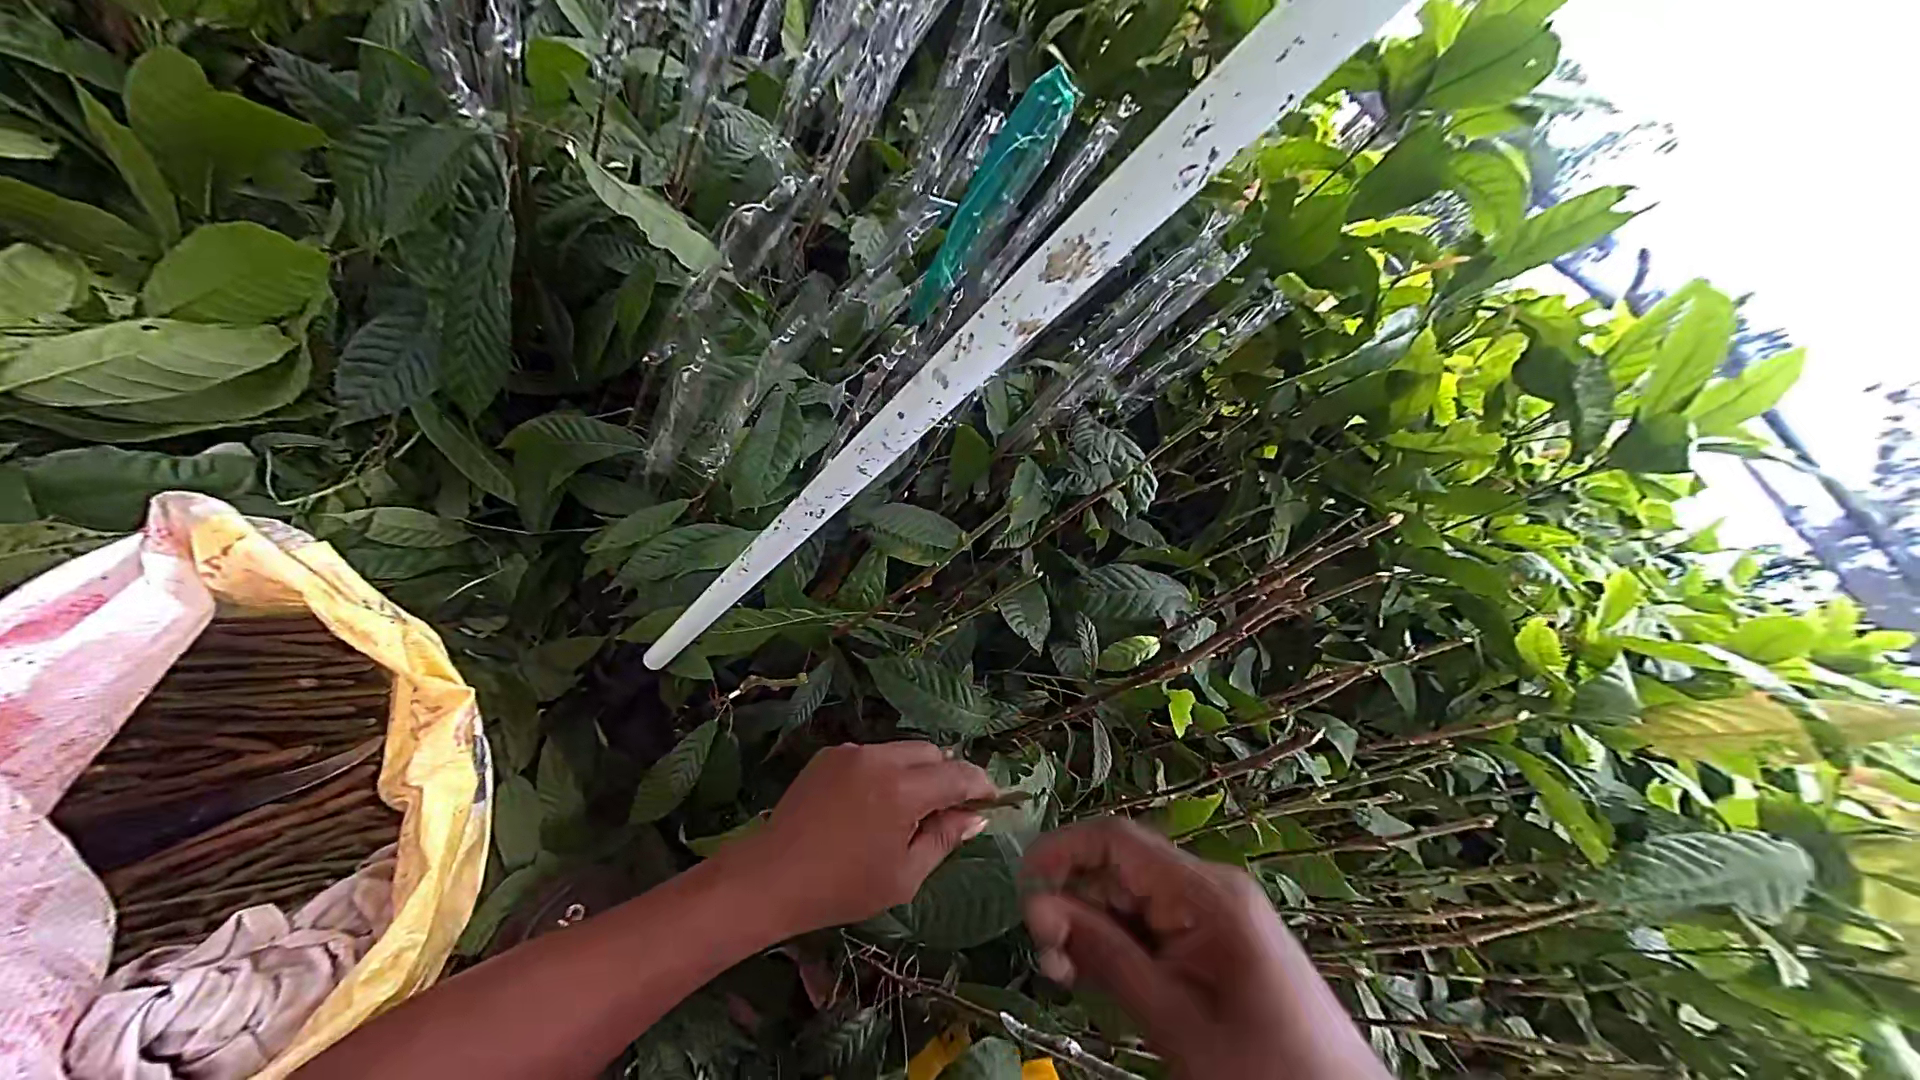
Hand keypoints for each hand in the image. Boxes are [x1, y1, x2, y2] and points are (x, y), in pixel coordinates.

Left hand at [716, 741, 996, 935]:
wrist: (771, 876)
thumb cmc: (842, 887)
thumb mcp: (904, 876)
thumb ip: (944, 839)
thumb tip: (975, 817)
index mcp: (903, 790)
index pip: (958, 774)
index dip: (981, 785)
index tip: (991, 799)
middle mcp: (880, 758)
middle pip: (932, 753)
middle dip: (947, 775)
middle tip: (948, 809)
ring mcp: (852, 751)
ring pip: (903, 750)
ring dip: (916, 772)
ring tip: (906, 810)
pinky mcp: (831, 753)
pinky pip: (873, 755)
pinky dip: (885, 772)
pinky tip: (870, 805)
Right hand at [1022, 819, 1387, 1079]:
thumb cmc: (1265, 1077)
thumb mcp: (1174, 1020)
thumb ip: (1104, 955)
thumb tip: (1037, 905)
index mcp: (1206, 892)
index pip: (1116, 839)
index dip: (1062, 851)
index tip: (1022, 893)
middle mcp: (1208, 886)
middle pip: (1119, 869)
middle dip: (1074, 903)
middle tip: (1051, 962)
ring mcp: (1214, 911)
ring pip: (1130, 897)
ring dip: (1093, 929)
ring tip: (1073, 979)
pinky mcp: (1215, 937)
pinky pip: (1152, 923)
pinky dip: (1120, 945)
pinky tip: (1104, 978)